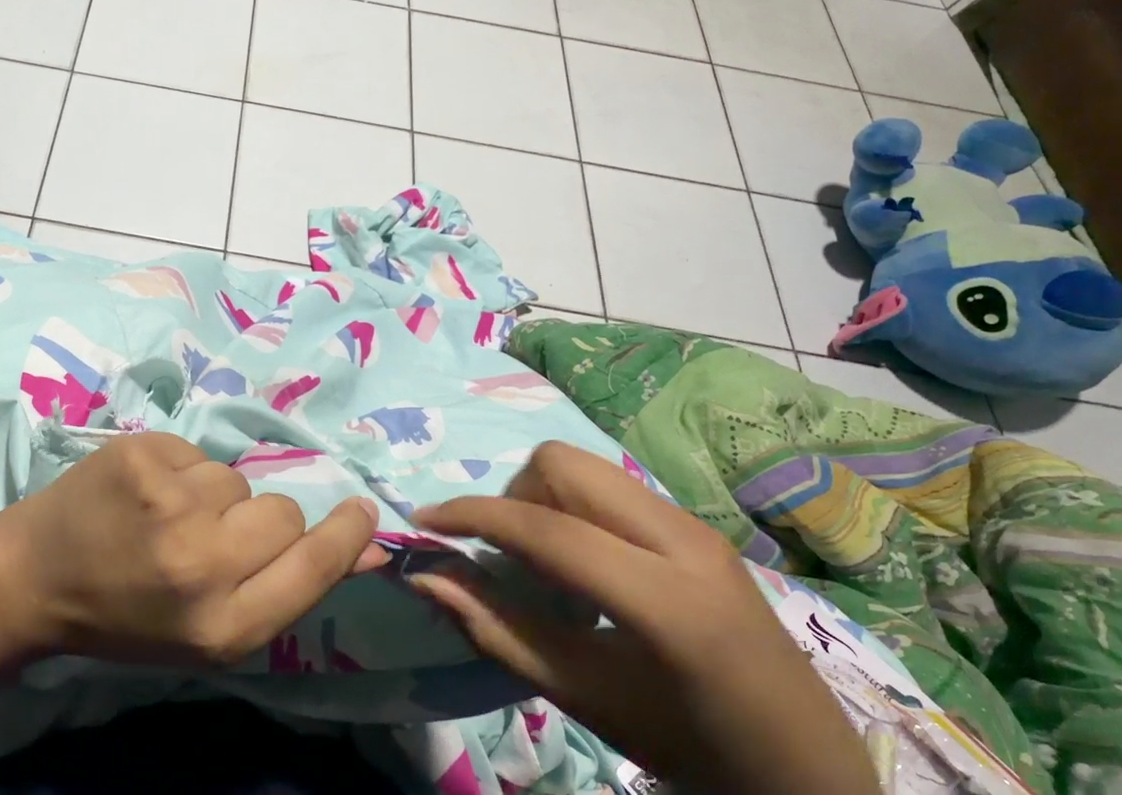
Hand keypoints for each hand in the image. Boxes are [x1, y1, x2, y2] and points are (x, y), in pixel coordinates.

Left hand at [0, 430, 385, 666]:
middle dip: (257, 522)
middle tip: (209, 538)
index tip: (359, 510)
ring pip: (236, 478)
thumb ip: (286, 586)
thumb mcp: (209, 630)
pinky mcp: (142, 452)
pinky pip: (196, 452)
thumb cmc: (127, 617)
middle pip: (282, 511)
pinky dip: (178, 471)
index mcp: (224, 626)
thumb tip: (368, 540)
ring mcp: (169, 499)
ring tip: (162, 519)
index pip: (316, 564)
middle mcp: (203, 562)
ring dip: (212, 496)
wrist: (34, 577)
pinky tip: (141, 494)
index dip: (345, 535)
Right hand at [410, 442, 881, 794]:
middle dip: (513, 496)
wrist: (801, 763)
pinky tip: (582, 563)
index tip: (425, 523)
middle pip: (562, 463)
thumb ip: (496, 630)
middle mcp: (684, 540)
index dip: (472, 516)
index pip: (545, 528)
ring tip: (542, 560)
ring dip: (542, 497)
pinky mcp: (698, 525)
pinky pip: (612, 485)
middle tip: (503, 554)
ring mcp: (696, 525)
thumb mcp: (582, 695)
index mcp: (664, 599)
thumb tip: (425, 576)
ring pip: (586, 465)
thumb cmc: (687, 741)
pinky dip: (573, 506)